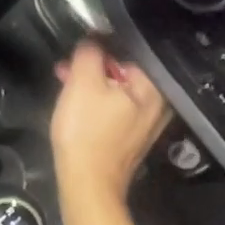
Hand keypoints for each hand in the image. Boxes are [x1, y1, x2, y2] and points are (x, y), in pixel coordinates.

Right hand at [50, 41, 171, 201]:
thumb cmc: (86, 131)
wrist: (88, 184)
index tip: (73, 61)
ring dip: (91, 89)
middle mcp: (159, 105)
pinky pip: (116, 112)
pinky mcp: (133, 141)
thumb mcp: (82, 83)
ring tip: (66, 93)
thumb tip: (93, 40)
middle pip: (122, 74)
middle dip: (92, 71)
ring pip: (117, 94)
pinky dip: (97, 108)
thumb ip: (90, 54)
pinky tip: (78, 113)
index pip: (125, 53)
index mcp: (153, 88)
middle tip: (65, 75)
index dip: (96, 53)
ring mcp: (147, 126)